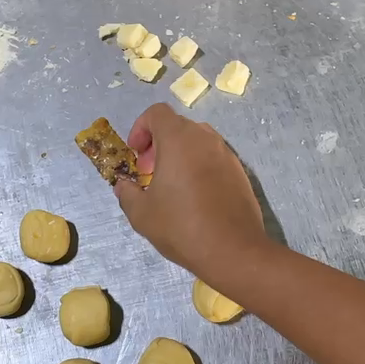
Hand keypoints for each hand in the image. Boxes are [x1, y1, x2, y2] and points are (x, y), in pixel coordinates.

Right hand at [113, 104, 271, 283]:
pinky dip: (199, 167)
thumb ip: (127, 193)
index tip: (135, 154)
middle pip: (177, 126)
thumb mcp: (141, 214)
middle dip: (158, 144)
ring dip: (179, 155)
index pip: (157, 113)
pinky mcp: (240, 172)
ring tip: (171, 186)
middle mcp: (205, 139)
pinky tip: (195, 198)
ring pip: (197, 142)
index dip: (140, 128)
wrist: (234, 250)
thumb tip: (124, 185)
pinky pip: (213, 158)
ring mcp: (226, 154)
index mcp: (178, 139)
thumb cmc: (182, 226)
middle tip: (149, 172)